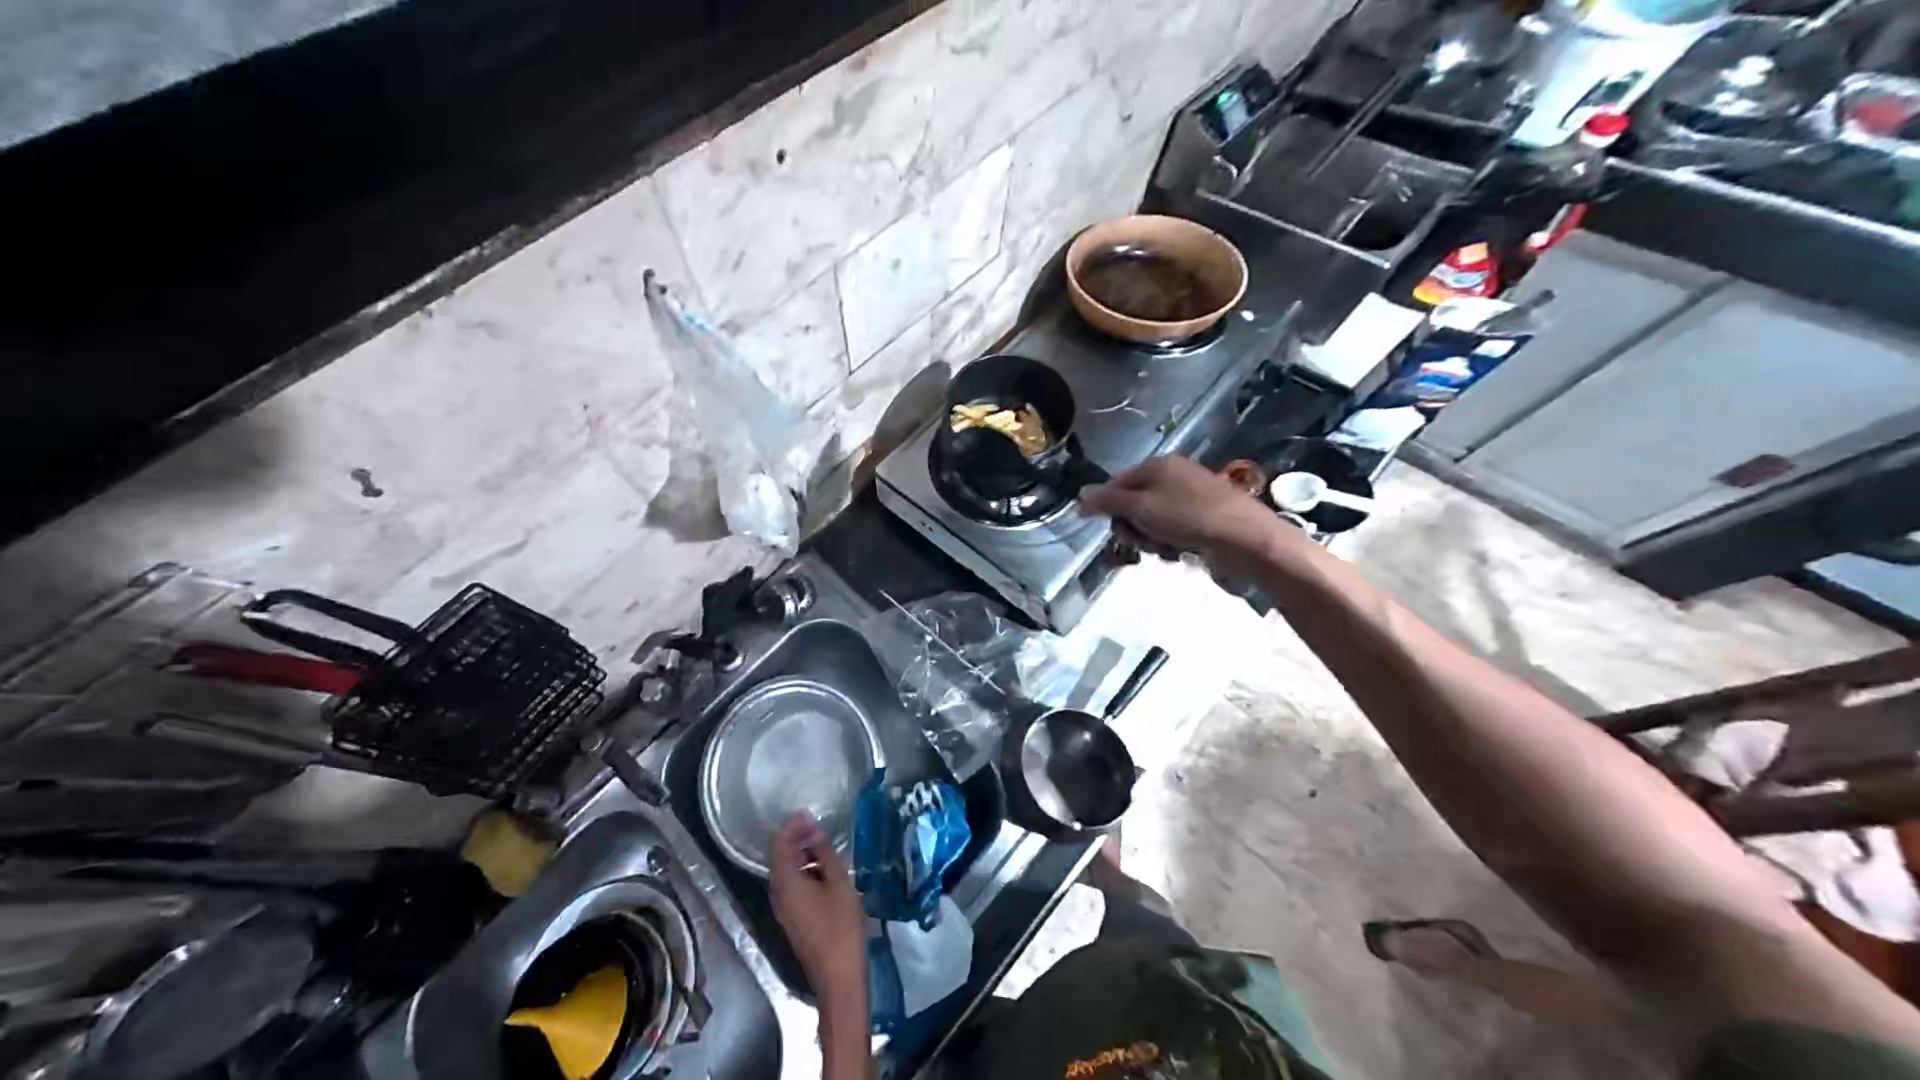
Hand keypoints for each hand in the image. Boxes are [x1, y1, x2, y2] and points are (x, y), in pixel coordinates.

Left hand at [768, 814, 866, 1000]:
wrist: (838, 975)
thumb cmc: (841, 926)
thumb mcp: (839, 884)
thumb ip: (826, 855)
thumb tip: (815, 834)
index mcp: (786, 884)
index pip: (779, 845)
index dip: (792, 826)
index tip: (810, 813)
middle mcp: (778, 894)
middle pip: (780, 858)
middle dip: (796, 838)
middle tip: (818, 824)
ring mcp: (784, 909)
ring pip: (787, 873)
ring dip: (802, 854)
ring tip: (825, 843)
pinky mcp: (794, 918)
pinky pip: (793, 886)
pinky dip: (805, 871)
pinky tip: (825, 868)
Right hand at [1080, 457, 1306, 577]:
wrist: (1244, 539)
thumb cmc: (1188, 517)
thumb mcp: (1141, 507)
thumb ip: (1108, 502)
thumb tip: (1080, 496)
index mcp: (1158, 466)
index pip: (1116, 483)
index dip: (1105, 505)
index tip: (1101, 528)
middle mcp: (1173, 478)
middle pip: (1133, 504)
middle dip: (1131, 527)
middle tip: (1140, 541)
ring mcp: (1189, 500)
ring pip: (1151, 523)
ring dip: (1150, 540)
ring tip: (1164, 550)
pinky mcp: (1202, 521)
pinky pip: (1171, 532)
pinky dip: (1169, 544)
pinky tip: (1178, 553)